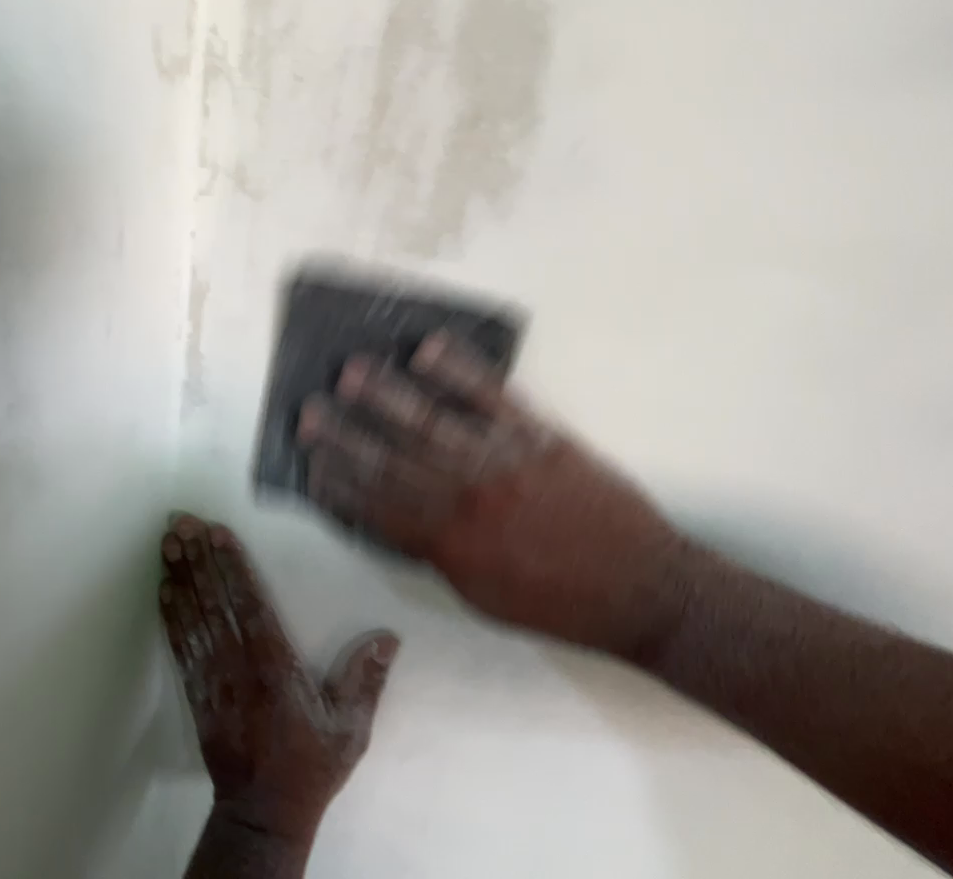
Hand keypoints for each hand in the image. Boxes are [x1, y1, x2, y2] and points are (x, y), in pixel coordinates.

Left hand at [159, 514, 398, 840]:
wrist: (262, 813)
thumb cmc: (310, 766)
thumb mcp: (350, 729)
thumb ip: (366, 680)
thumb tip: (388, 638)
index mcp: (276, 667)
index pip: (250, 603)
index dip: (233, 565)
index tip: (217, 532)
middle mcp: (239, 666)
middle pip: (216, 601)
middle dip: (197, 558)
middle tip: (180, 520)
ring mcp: (213, 678)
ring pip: (194, 617)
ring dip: (180, 577)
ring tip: (167, 542)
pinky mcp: (197, 692)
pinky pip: (181, 647)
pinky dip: (170, 616)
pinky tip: (162, 590)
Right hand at [296, 332, 688, 659]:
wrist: (643, 589)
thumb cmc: (558, 602)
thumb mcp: (482, 594)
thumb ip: (434, 553)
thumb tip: (390, 519)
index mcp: (451, 545)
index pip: (378, 509)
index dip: (339, 486)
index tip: (309, 465)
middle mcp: (468, 500)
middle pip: (393, 462)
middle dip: (346, 437)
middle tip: (309, 412)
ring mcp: (503, 462)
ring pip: (432, 423)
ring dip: (388, 397)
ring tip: (352, 371)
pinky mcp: (539, 436)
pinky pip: (492, 398)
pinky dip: (460, 371)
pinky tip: (429, 351)